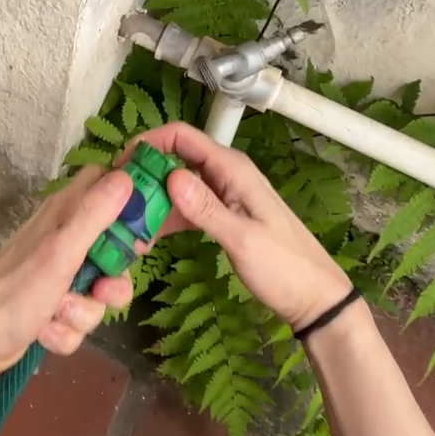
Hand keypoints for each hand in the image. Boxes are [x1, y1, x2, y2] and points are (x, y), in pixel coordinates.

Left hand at [0, 166, 137, 373]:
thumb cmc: (18, 288)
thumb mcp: (62, 249)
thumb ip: (94, 214)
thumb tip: (126, 178)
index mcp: (67, 212)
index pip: (107, 184)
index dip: (129, 201)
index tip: (141, 231)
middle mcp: (66, 237)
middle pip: (114, 248)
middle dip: (112, 280)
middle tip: (101, 288)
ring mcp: (61, 273)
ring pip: (100, 291)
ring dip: (84, 311)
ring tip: (58, 313)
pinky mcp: (55, 306)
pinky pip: (81, 318)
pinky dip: (66, 330)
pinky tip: (45, 331)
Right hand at [126, 123, 353, 328]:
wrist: (316, 300)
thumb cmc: (285, 267)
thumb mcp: (243, 240)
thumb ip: (205, 208)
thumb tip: (170, 176)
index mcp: (232, 168)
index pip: (182, 136)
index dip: (149, 143)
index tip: (121, 167)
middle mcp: (225, 173)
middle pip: (174, 158)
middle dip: (145, 174)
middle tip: (118, 200)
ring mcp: (223, 194)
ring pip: (177, 184)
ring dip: (153, 199)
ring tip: (128, 223)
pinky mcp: (221, 215)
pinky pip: (186, 206)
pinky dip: (166, 217)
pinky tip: (148, 237)